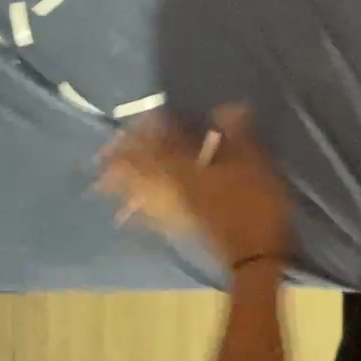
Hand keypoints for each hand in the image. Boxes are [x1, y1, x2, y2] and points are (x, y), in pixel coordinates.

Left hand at [96, 104, 291, 270]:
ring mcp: (168, 210)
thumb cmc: (254, 201)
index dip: (153, 126)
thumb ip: (236, 132)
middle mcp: (169, 188)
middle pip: (138, 168)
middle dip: (123, 154)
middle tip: (110, 143)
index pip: (161, 142)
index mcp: (185, 168)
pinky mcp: (173, 226)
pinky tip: (124, 207)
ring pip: (136, 191)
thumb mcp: (252, 160)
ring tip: (106, 171)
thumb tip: (224, 107)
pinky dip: (132, 205)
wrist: (253, 254)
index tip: (150, 112)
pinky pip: (143, 212)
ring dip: (120, 179)